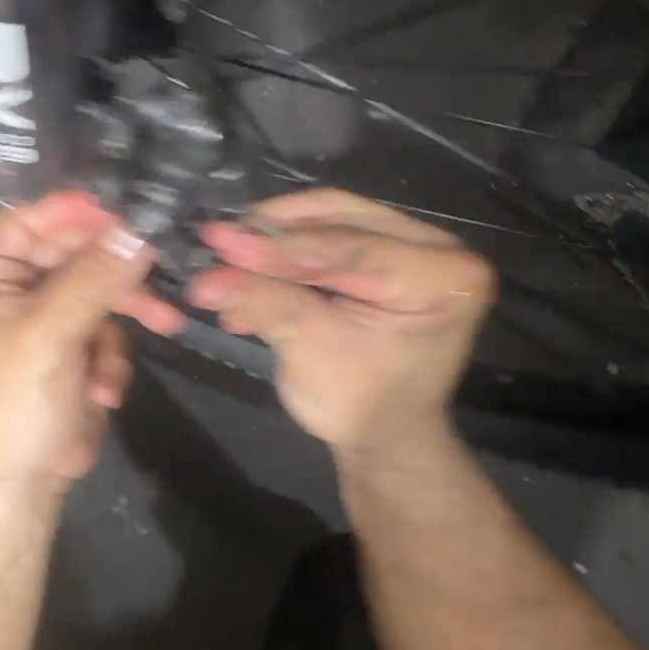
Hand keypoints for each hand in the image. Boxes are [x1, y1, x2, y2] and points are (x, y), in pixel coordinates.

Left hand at [0, 192, 181, 496]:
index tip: (122, 209)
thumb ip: (93, 279)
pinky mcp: (72, 347)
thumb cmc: (17, 402)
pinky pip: (106, 328)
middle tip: (158, 264)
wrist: (23, 480)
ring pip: (99, 290)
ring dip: (124, 316)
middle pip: (72, 254)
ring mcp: (45, 319)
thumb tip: (137, 230)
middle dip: (114, 271)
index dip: (72, 212)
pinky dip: (111, 356)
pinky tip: (104, 390)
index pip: (27, 222)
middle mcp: (12, 290)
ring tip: (166, 325)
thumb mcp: (51, 335)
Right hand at [188, 189, 495, 455]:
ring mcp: (410, 244)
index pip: (349, 249)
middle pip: (339, 220)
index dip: (279, 248)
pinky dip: (280, 250)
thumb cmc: (358, 402)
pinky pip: (325, 234)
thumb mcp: (310, 352)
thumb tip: (203, 281)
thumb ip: (264, 305)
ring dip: (271, 238)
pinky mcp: (382, 249)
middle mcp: (437, 247)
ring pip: (327, 219)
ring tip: (224, 255)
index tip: (219, 242)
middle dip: (273, 234)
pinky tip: (243, 267)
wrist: (380, 430)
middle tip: (215, 239)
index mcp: (445, 276)